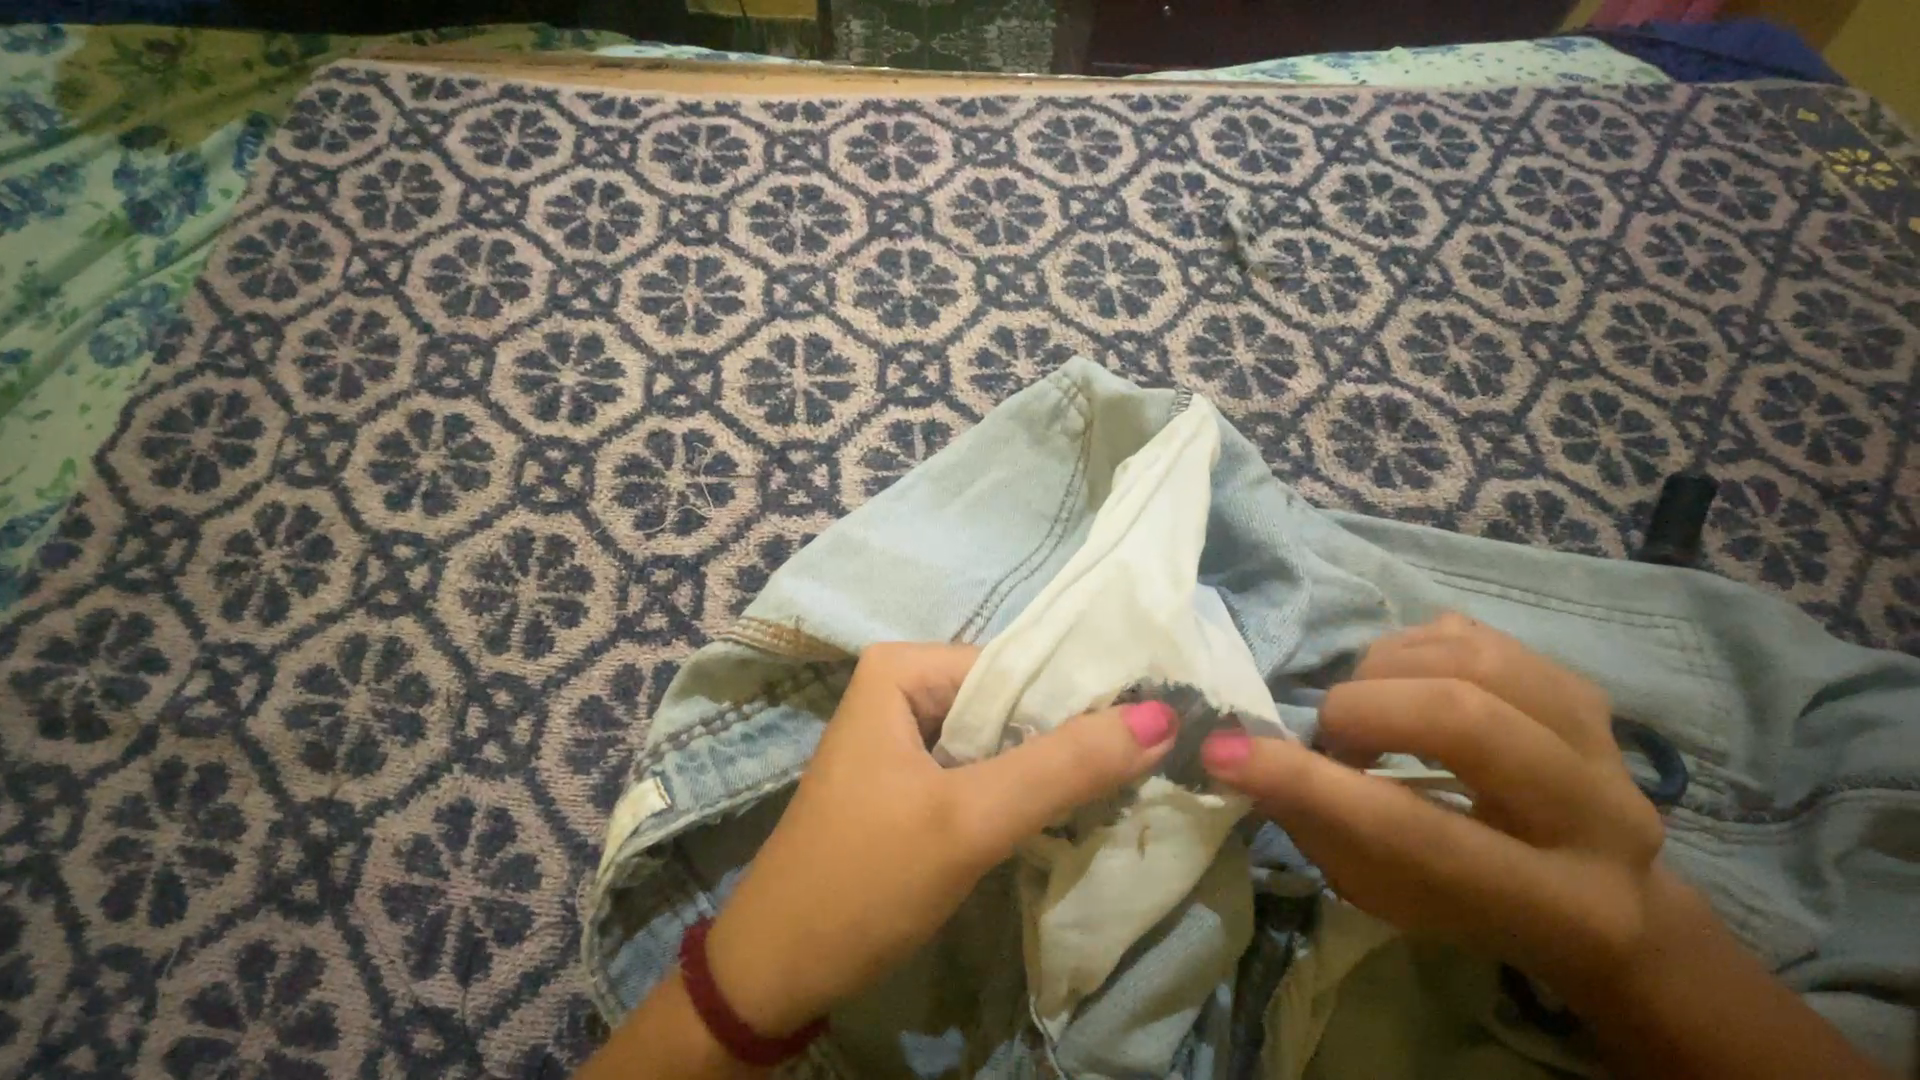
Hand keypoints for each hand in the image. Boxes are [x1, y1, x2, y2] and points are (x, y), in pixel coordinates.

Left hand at [703, 643, 1178, 1033]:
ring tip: (1122, 791)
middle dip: (1073, 736)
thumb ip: (1064, 765)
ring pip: (1005, 739)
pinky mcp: (914, 780)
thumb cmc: (865, 881)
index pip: (1020, 665)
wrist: (780, 969)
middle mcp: (905, 686)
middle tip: (1150, 767)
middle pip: (1014, 700)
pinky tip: (1070, 813)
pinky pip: (986, 770)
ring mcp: (907, 735)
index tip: (1157, 730)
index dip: (1087, 697)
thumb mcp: (970, 820)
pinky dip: (1025, 792)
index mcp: (904, 667)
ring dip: (1055, 767)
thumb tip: (1165, 715)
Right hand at [1199, 614, 1667, 996]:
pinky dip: (1413, 646)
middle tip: (1328, 736)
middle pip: (1465, 720)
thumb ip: (1318, 824)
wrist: (1597, 894)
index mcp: (1557, 905)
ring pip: (1476, 661)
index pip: (1414, 829)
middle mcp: (1602, 818)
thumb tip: (1235, 754)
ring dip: (1386, 670)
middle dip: (1361, 711)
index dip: (1310, 783)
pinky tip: (1397, 679)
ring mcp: (1605, 743)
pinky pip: (1481, 636)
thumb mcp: (1386, 893)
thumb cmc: (1468, 905)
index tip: (1224, 752)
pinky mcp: (1585, 693)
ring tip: (1361, 706)